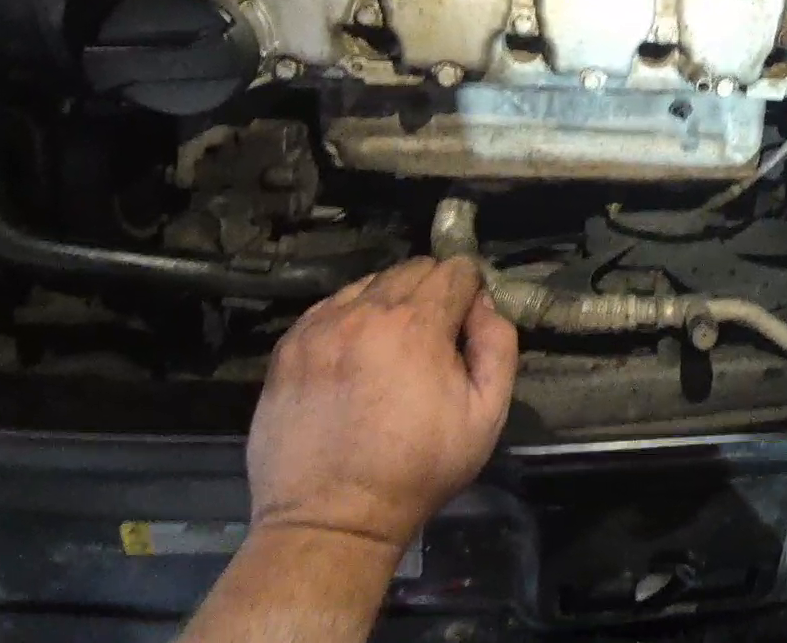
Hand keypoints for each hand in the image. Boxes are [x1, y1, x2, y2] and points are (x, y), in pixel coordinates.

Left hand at [245, 257, 518, 552]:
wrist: (330, 519)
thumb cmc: (419, 469)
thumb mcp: (487, 414)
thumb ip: (498, 345)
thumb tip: (484, 304)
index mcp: (418, 325)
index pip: (455, 269)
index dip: (471, 290)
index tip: (468, 322)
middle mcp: (365, 312)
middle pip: (414, 268)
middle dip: (434, 290)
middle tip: (435, 336)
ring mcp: (320, 327)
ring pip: (371, 282)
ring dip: (391, 301)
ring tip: (393, 346)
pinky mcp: (288, 347)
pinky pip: (332, 305)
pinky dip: (352, 317)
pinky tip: (356, 354)